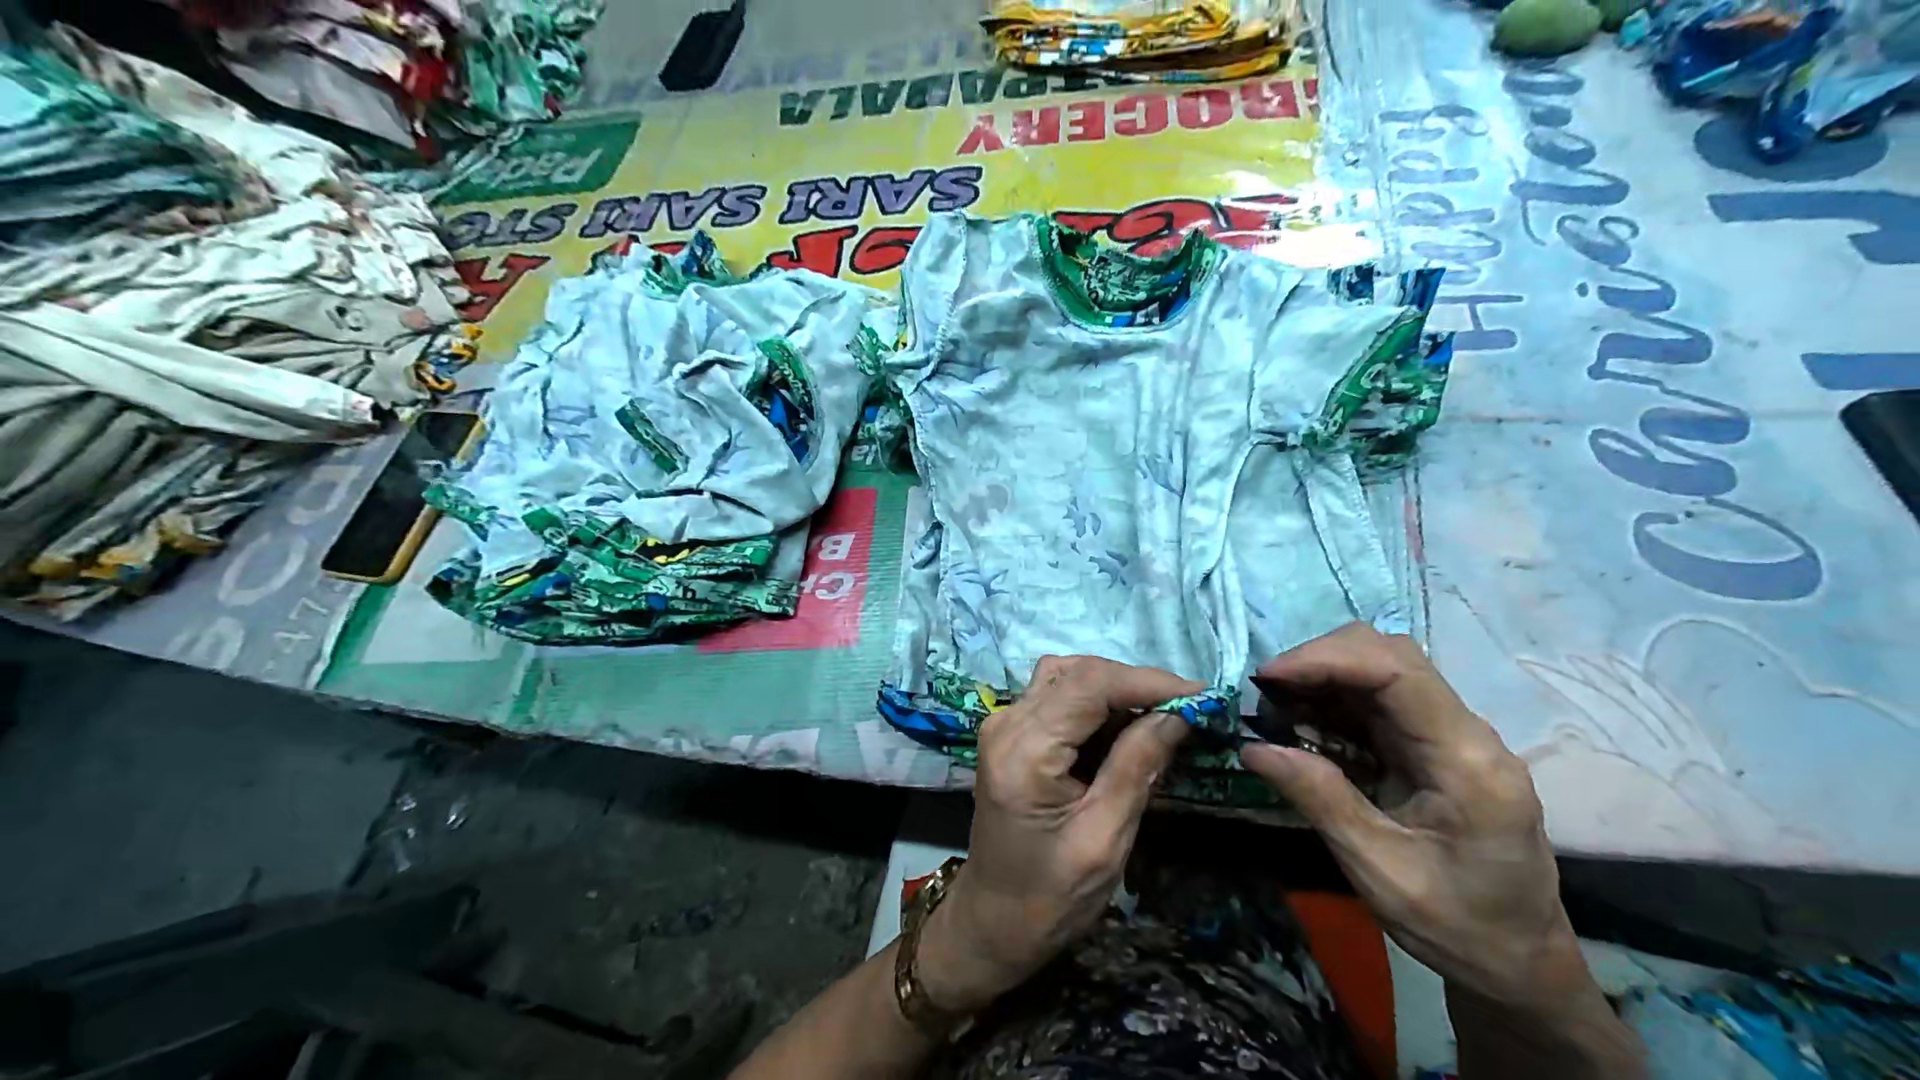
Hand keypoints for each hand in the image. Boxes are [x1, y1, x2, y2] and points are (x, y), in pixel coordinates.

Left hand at [915, 655, 1199, 1013]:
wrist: (994, 919)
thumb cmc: (1051, 895)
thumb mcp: (1105, 839)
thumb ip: (1137, 767)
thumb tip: (1178, 715)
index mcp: (1024, 751)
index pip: (1089, 685)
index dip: (1148, 681)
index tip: (1201, 695)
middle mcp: (1007, 723)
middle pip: (1077, 673)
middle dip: (1136, 683)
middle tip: (1188, 708)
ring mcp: (1004, 724)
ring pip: (1068, 676)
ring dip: (1117, 688)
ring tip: (1163, 715)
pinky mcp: (1012, 733)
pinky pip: (1058, 696)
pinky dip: (1097, 702)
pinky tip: (1128, 724)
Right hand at [1239, 624, 1584, 1012]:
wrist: (1518, 960)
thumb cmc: (1458, 924)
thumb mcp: (1380, 871)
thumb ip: (1321, 801)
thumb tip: (1252, 748)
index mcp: (1467, 761)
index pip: (1398, 671)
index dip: (1326, 659)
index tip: (1267, 678)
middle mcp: (1464, 733)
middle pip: (1388, 655)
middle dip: (1317, 660)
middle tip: (1264, 693)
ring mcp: (1448, 734)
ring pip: (1378, 669)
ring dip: (1319, 677)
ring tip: (1272, 707)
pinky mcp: (1428, 743)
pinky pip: (1374, 699)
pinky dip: (1328, 699)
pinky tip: (1298, 722)